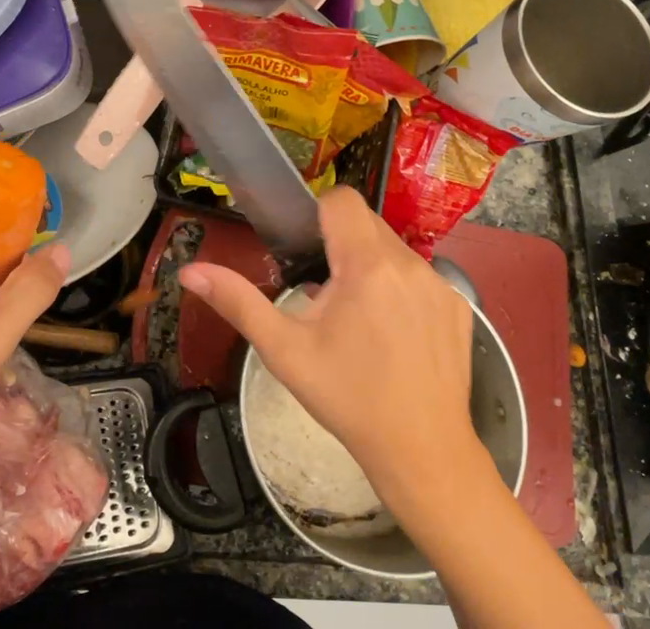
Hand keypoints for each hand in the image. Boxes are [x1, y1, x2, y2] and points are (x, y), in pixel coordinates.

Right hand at [179, 187, 482, 492]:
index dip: (317, 216)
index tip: (305, 252)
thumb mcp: (284, 351)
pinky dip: (401, 291)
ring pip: (394, 250)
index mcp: (365, 266)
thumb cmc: (346, 398)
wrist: (422, 450)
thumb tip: (190, 271)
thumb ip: (237, 302)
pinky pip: (421, 277)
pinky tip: (392, 336)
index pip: (341, 199)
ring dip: (370, 268)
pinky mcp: (460, 306)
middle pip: (366, 223)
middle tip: (325, 298)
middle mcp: (409, 263)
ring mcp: (441, 285)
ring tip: (358, 322)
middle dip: (340, 246)